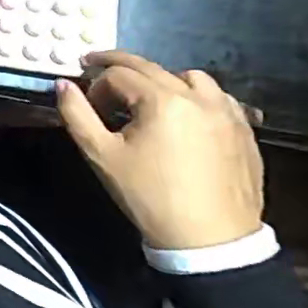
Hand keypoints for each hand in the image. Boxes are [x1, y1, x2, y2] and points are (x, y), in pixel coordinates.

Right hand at [54, 50, 263, 249]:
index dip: (95, 85)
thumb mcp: (101, 155)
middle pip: (151, 67)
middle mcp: (198, 97)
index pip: (118, 75)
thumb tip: (63, 85)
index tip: (88, 106)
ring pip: (189, 77)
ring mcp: (227, 112)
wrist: (210, 240)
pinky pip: (218, 97)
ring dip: (162, 79)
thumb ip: (76, 114)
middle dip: (119, 67)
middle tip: (95, 67)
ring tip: (146, 98)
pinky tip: (182, 115)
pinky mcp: (243, 130)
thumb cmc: (149, 196)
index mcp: (162, 100)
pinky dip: (195, 96)